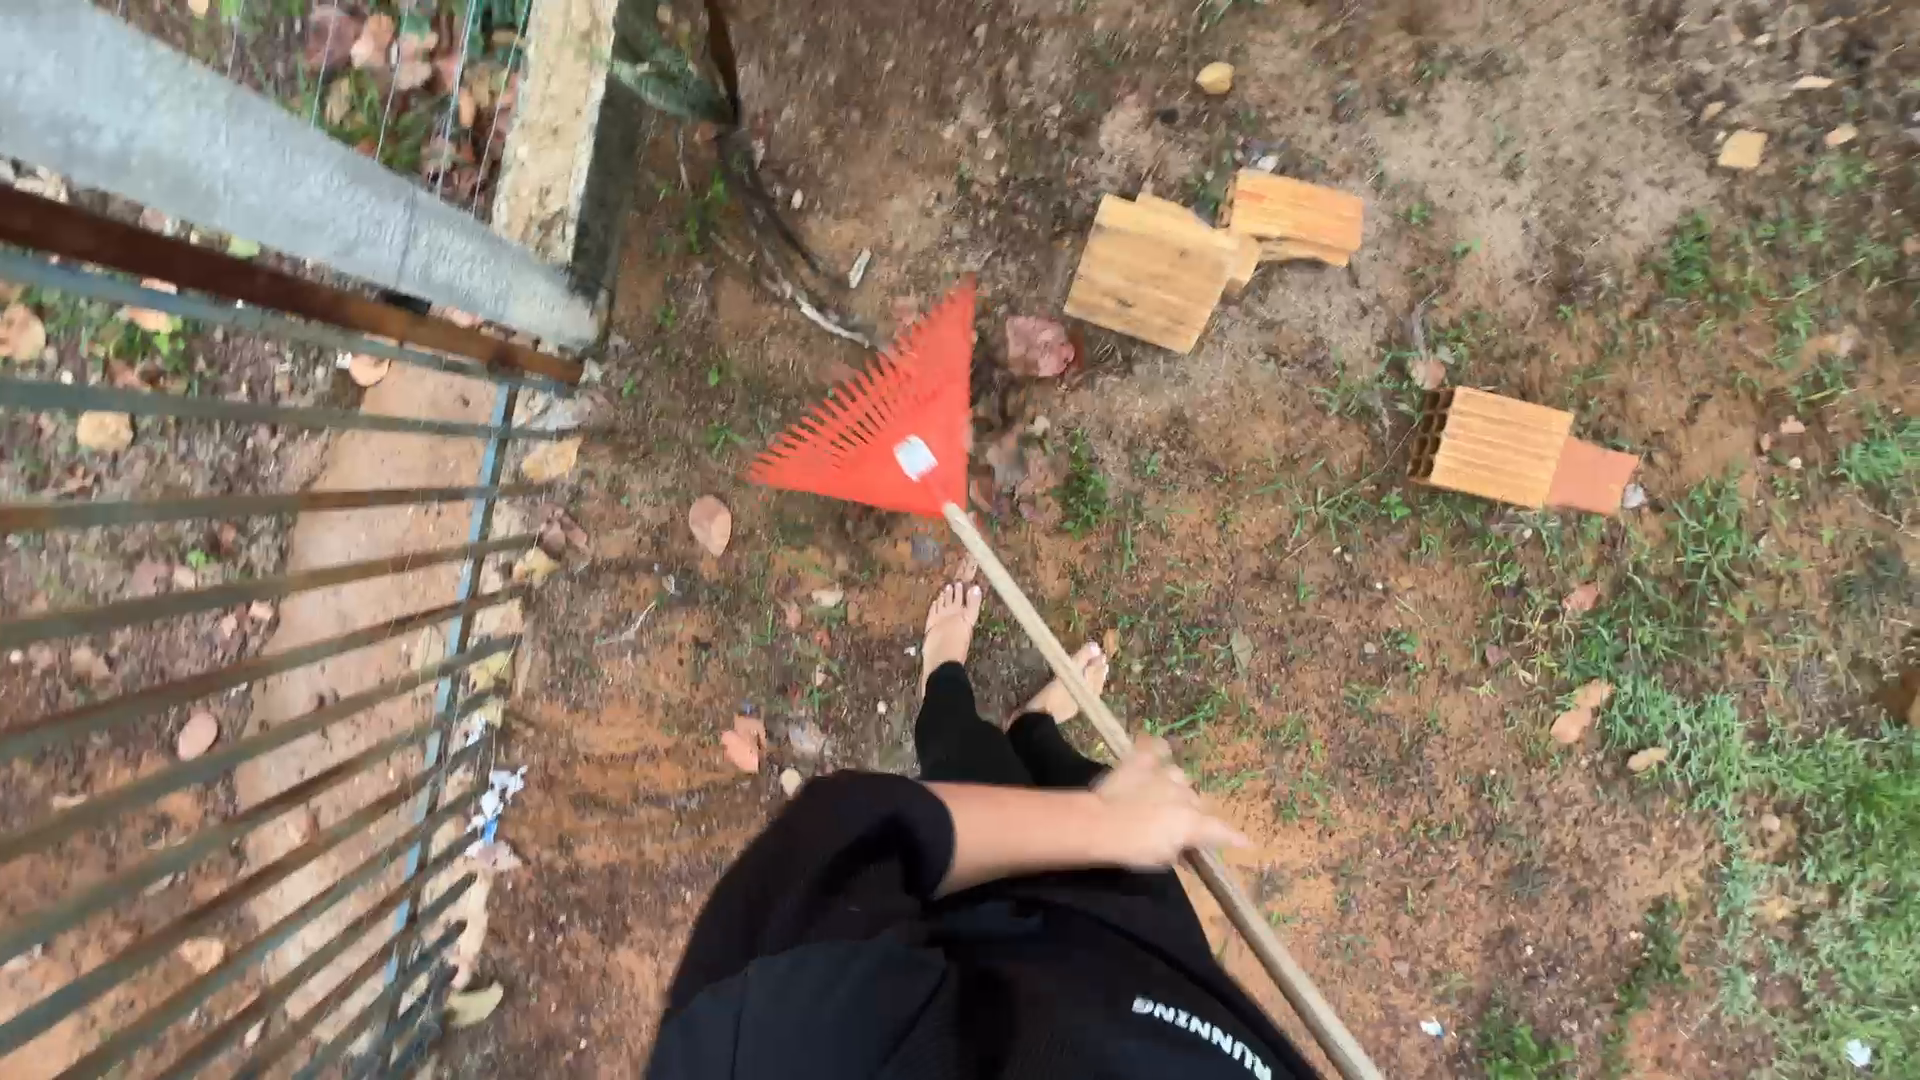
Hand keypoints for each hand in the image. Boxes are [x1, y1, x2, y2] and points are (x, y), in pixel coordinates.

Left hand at [1091, 735, 1249, 869]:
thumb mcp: (1162, 858)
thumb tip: (1187, 849)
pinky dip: (1159, 749)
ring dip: (1176, 787)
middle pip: (1197, 803)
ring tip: (1163, 794)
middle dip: (1192, 813)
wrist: (1101, 822)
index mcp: (1192, 822)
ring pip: (1181, 778)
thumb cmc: (1132, 848)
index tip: (1246, 841)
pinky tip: (1160, 748)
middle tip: (1178, 824)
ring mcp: (1163, 774)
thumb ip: (1181, 850)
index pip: (1221, 831)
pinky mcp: (1142, 760)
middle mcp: (1184, 795)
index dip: (1234, 837)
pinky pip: (1156, 747)